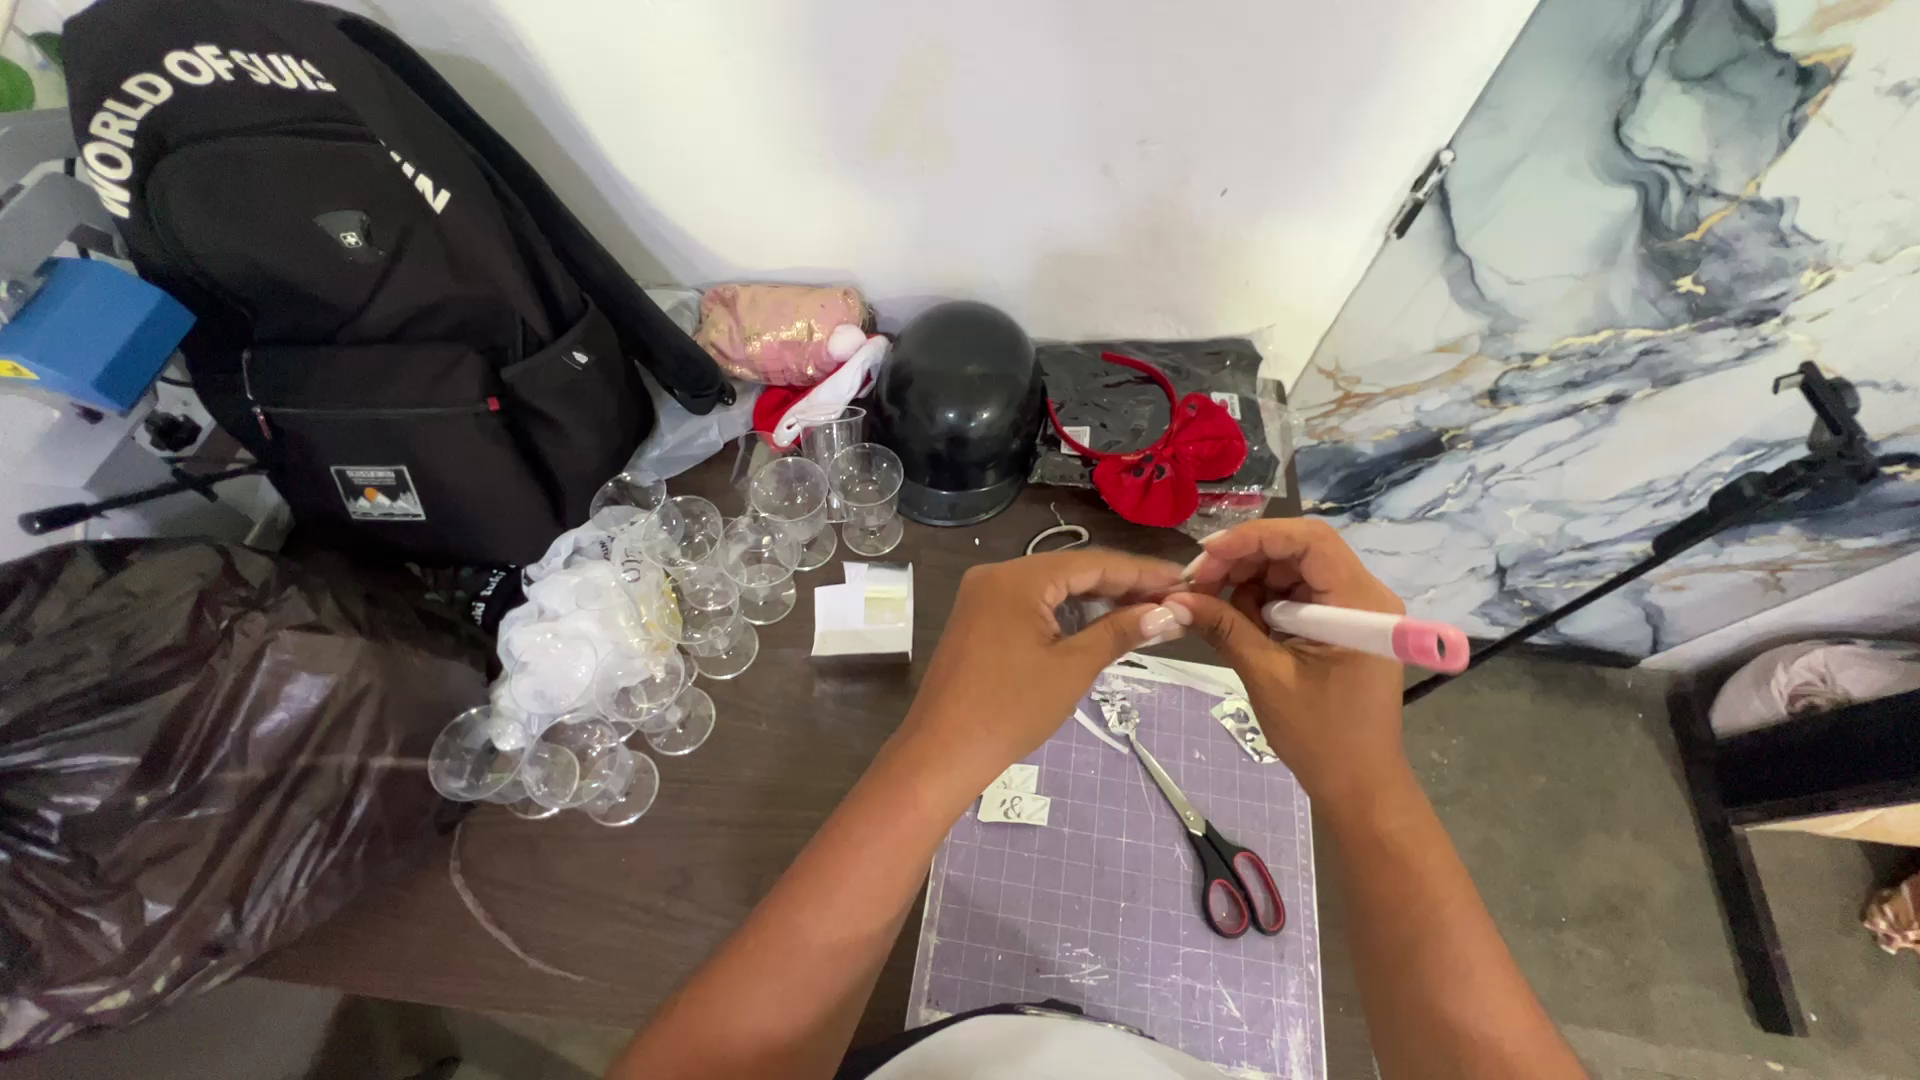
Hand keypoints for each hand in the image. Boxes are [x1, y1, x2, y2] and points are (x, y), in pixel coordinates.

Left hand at [901, 548, 1188, 781]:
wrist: (942, 752)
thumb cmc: (1010, 710)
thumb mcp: (1072, 668)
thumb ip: (1118, 632)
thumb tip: (1167, 613)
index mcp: (1017, 577)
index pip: (1092, 562)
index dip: (1141, 572)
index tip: (1183, 579)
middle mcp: (996, 575)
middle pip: (1071, 571)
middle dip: (1121, 587)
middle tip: (1171, 600)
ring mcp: (983, 597)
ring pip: (1051, 589)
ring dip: (1095, 602)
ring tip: (1145, 614)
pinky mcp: (978, 620)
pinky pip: (1031, 606)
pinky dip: (1065, 615)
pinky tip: (1098, 625)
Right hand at [1172, 519, 1407, 803]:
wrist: (1358, 783)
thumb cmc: (1320, 736)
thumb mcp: (1265, 676)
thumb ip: (1224, 627)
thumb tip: (1174, 599)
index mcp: (1359, 603)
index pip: (1308, 541)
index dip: (1253, 538)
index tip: (1206, 556)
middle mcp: (1363, 594)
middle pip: (1297, 549)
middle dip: (1243, 559)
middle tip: (1198, 583)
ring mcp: (1352, 607)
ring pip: (1290, 568)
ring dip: (1247, 579)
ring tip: (1211, 606)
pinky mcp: (1338, 622)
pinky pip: (1293, 592)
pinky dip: (1260, 599)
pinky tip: (1237, 619)